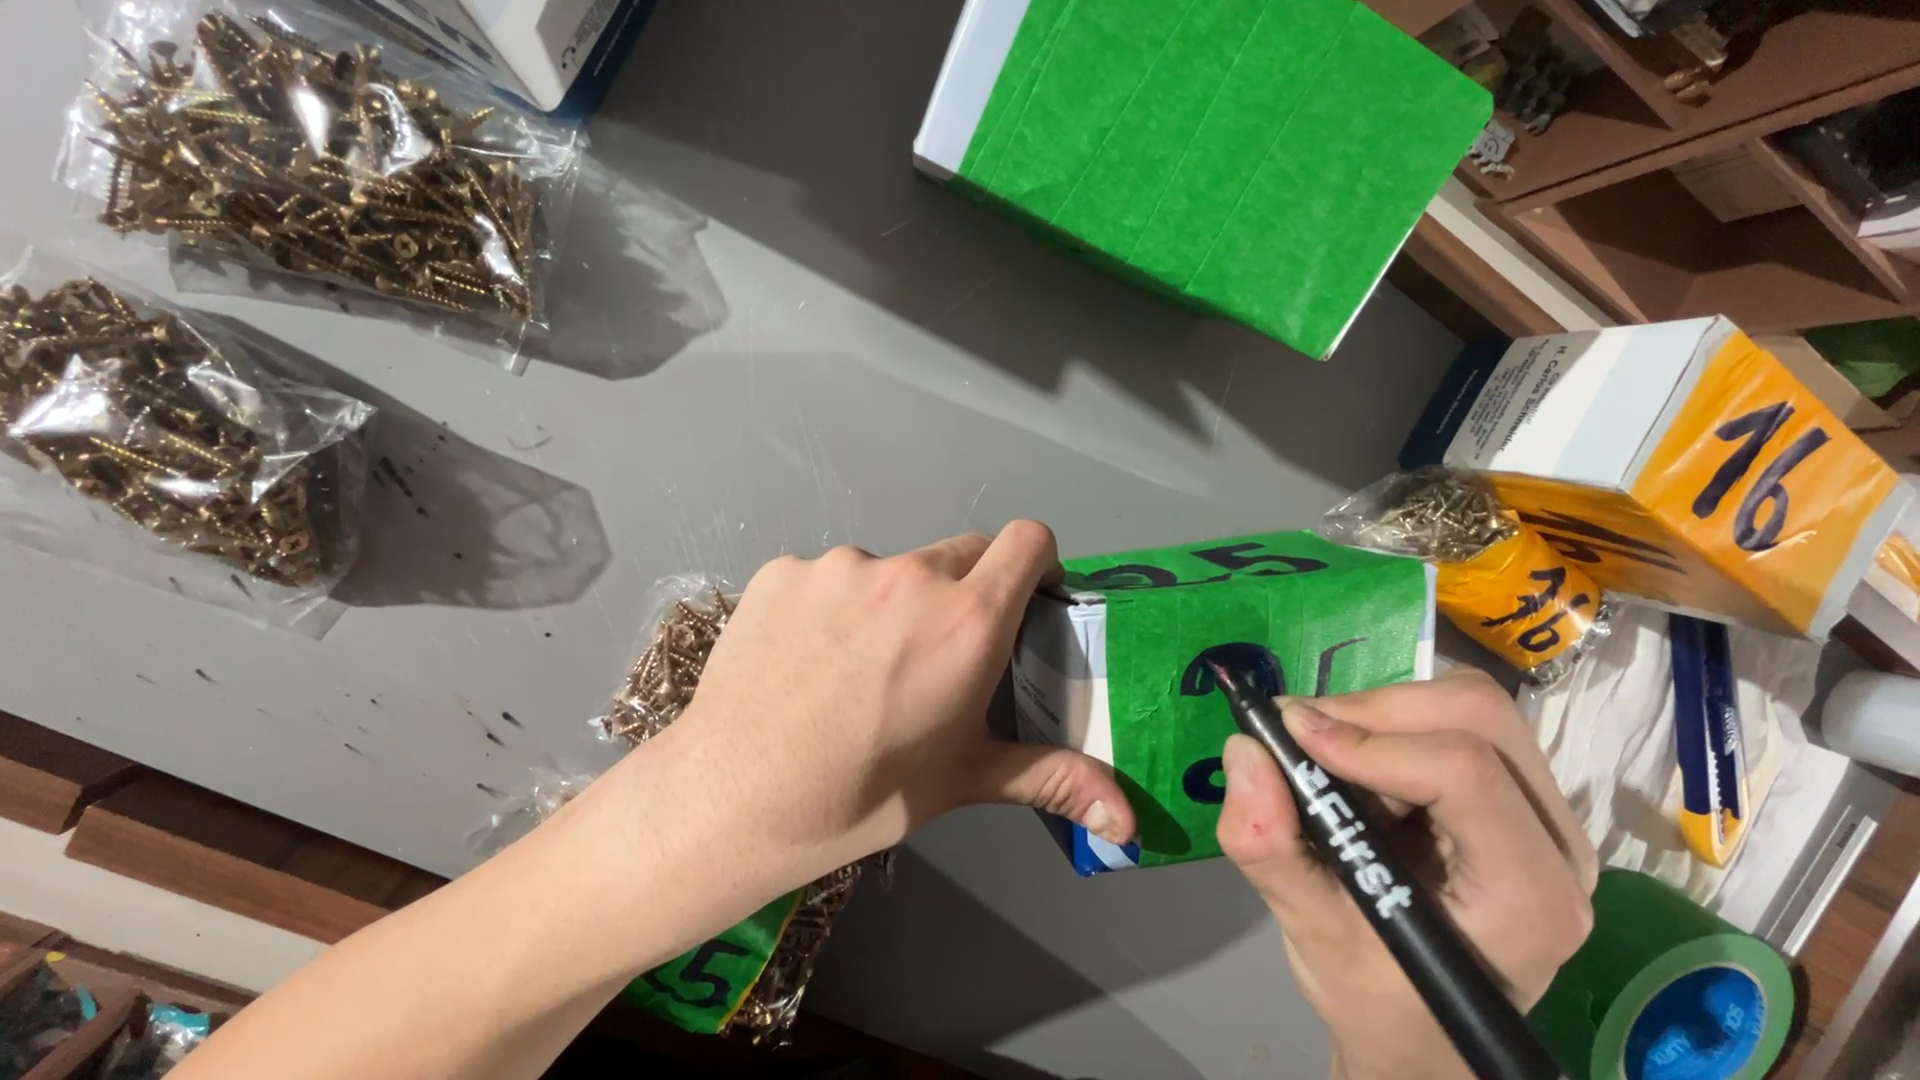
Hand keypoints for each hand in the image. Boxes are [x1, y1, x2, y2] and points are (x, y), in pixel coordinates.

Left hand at [672, 521, 1136, 881]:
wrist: (730, 798)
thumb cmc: (861, 795)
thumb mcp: (962, 781)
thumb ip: (1051, 779)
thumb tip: (1130, 822)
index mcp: (966, 619)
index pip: (1028, 540)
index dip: (1035, 565)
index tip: (1023, 603)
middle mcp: (908, 574)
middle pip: (961, 554)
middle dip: (964, 593)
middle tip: (936, 656)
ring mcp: (838, 566)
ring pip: (890, 568)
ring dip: (892, 603)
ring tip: (858, 669)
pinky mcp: (781, 569)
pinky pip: (826, 576)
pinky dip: (831, 606)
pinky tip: (805, 660)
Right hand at [1217, 670, 1596, 1079]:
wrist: (1420, 1034)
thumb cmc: (1374, 998)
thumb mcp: (1310, 934)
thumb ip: (1269, 848)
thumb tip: (1243, 749)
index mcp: (1525, 896)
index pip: (1465, 774)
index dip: (1371, 743)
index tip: (1289, 736)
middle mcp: (1557, 845)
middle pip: (1479, 717)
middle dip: (1374, 710)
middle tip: (1300, 733)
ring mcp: (1544, 816)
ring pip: (1473, 705)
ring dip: (1381, 711)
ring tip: (1323, 748)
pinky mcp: (1517, 797)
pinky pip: (1460, 720)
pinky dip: (1392, 720)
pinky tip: (1354, 762)